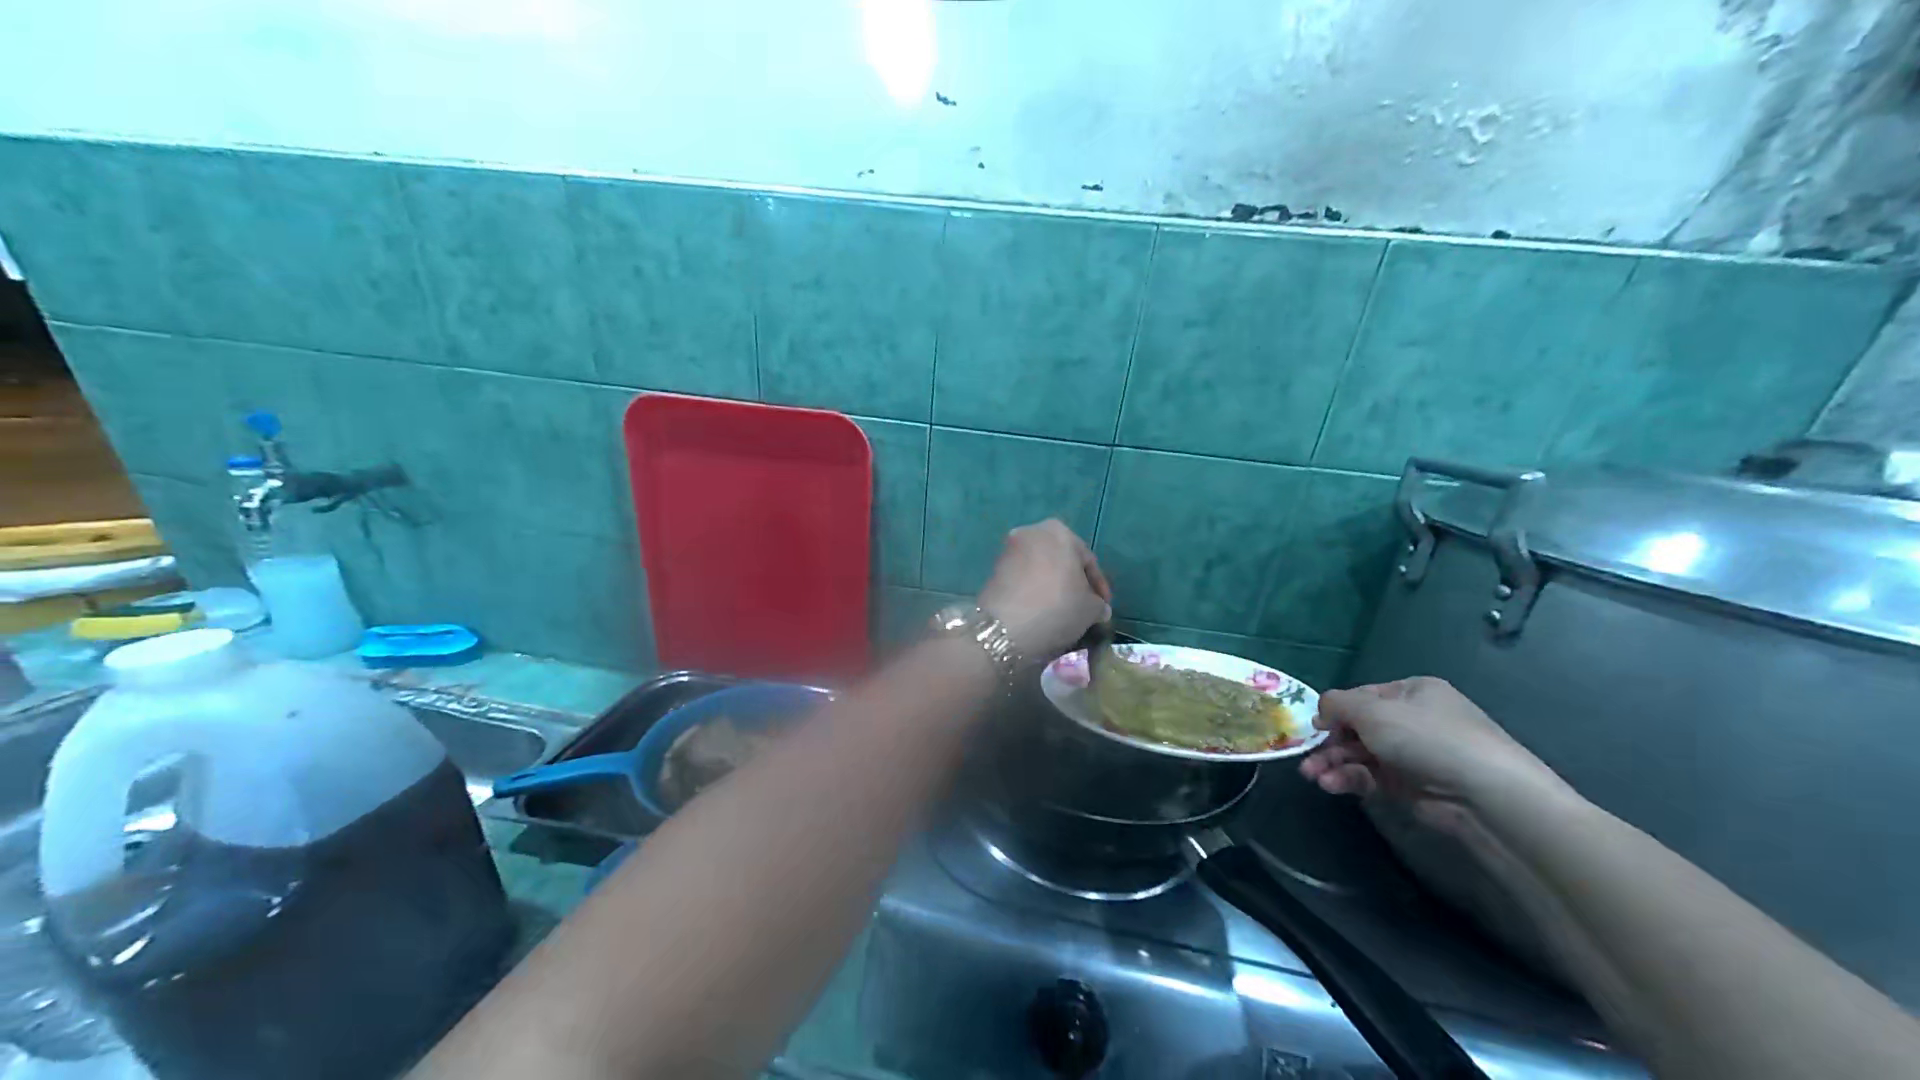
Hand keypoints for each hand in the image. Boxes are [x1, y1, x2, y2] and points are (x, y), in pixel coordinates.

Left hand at [976, 520, 1112, 659]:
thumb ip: (1098, 605)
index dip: (1099, 587)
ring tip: (1062, 612)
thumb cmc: (1057, 607)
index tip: (1103, 608)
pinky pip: (1023, 579)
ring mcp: (1009, 550)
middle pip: (1061, 560)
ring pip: (1041, 569)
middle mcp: (1032, 532)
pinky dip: (1034, 591)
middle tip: (1083, 607)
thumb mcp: (1090, 609)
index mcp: (1059, 532)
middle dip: (1073, 583)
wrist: (1005, 627)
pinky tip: (1041, 612)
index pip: (1088, 560)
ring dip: (1053, 587)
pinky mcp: (993, 570)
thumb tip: (1099, 609)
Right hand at [1299, 677, 1565, 810]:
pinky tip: (1333, 785)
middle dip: (1329, 744)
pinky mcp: (1411, 786)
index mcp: (1411, 692)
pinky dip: (1349, 779)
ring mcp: (1412, 754)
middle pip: (1357, 728)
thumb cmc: (1427, 738)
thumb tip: (1321, 710)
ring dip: (1333, 764)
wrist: (1485, 794)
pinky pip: (1371, 776)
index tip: (1316, 727)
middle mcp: (1412, 720)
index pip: (1362, 697)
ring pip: (1360, 754)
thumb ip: (1337, 705)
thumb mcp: (1373, 711)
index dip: (1336, 711)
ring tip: (1313, 777)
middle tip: (1306, 760)